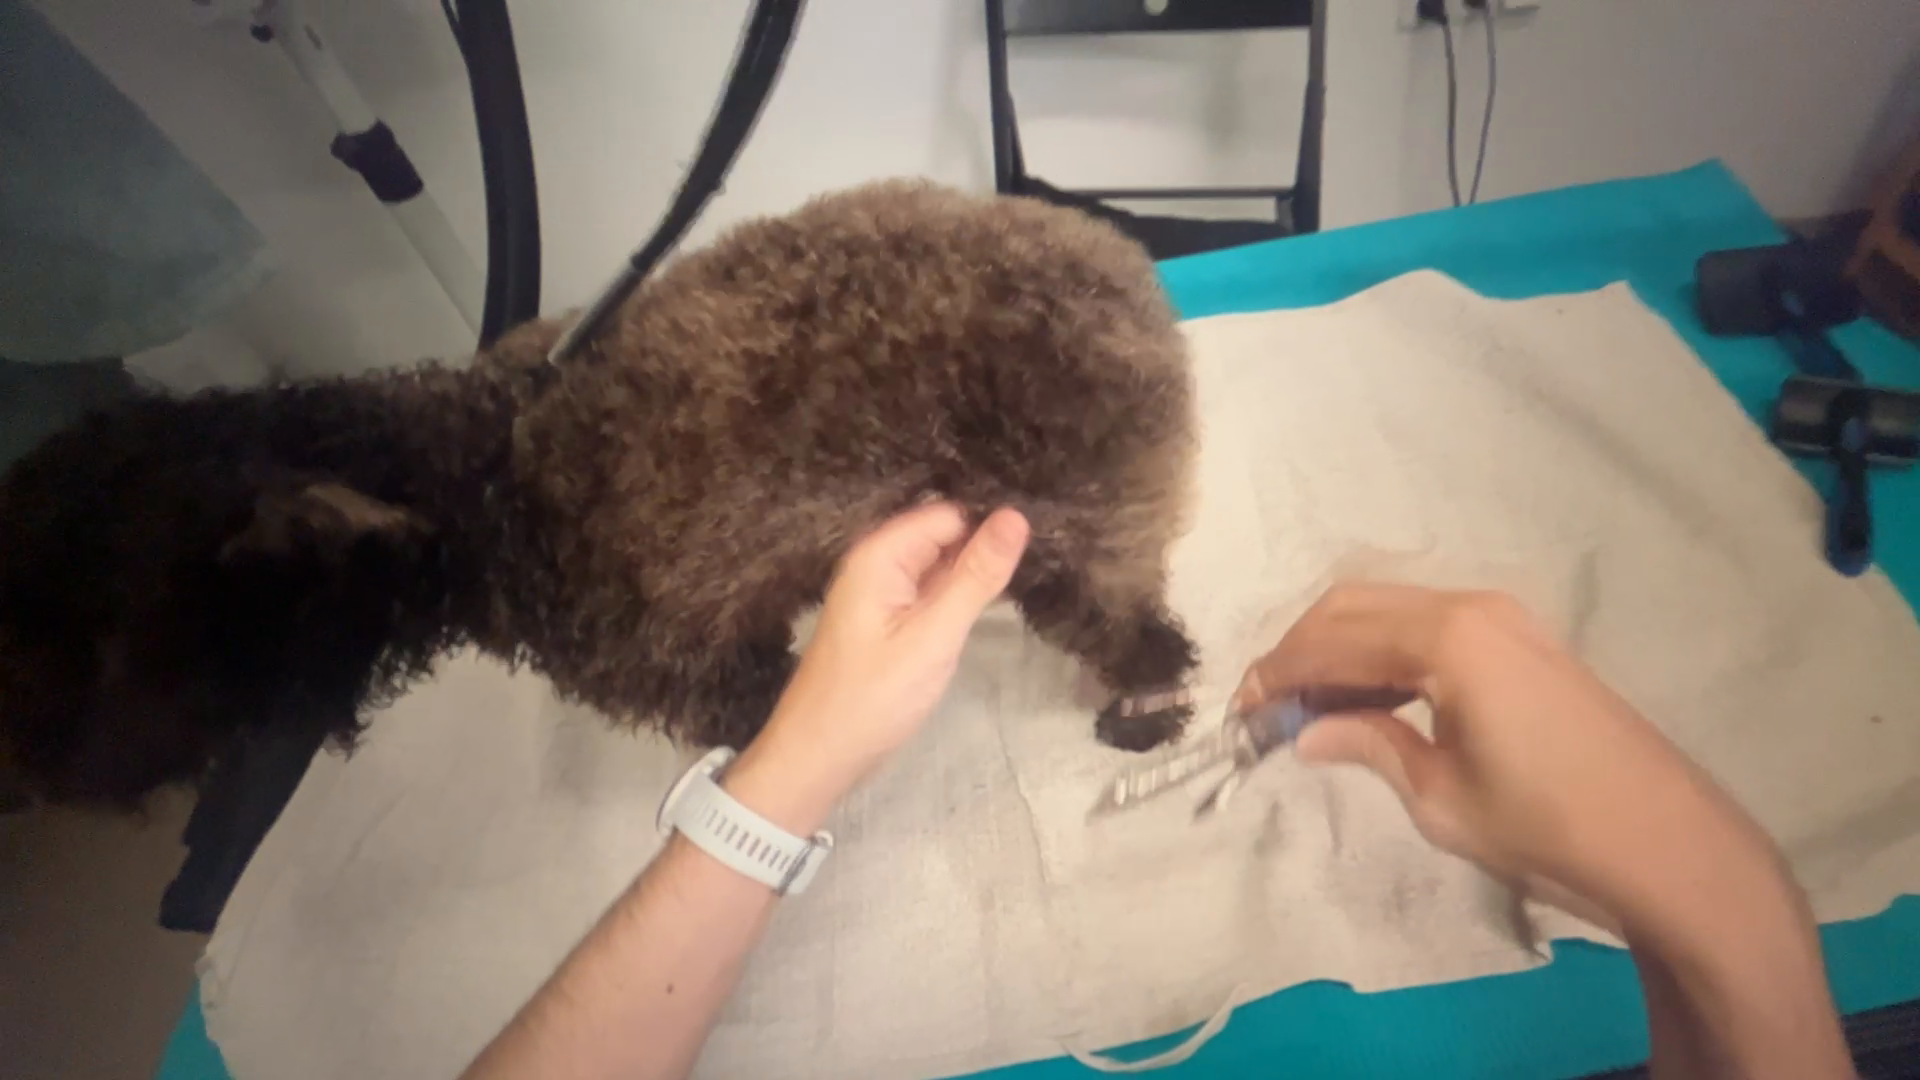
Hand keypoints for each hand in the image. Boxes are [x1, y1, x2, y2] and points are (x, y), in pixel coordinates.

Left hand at [728, 503, 1029, 820]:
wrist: (818, 756)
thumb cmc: (874, 697)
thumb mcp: (934, 635)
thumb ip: (977, 575)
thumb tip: (1017, 516)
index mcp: (881, 554)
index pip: (949, 513)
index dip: (991, 520)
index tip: (1042, 530)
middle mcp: (878, 562)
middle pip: (943, 534)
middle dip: (986, 542)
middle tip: (1044, 551)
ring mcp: (882, 591)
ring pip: (939, 563)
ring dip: (974, 568)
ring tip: (1032, 566)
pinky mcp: (889, 618)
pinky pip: (929, 589)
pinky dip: (957, 592)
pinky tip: (993, 596)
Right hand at [1234, 583, 1780, 923]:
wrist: (1677, 852)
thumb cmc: (1548, 828)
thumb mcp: (1436, 796)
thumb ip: (1364, 744)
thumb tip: (1301, 734)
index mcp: (1446, 639)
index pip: (1332, 642)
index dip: (1278, 673)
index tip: (1242, 705)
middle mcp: (1467, 606)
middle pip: (1348, 607)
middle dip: (1298, 649)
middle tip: (1269, 699)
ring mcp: (1497, 614)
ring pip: (1381, 606)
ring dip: (1334, 645)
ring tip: (1308, 697)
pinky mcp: (1515, 634)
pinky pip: (1419, 621)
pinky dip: (1377, 647)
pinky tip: (1364, 689)